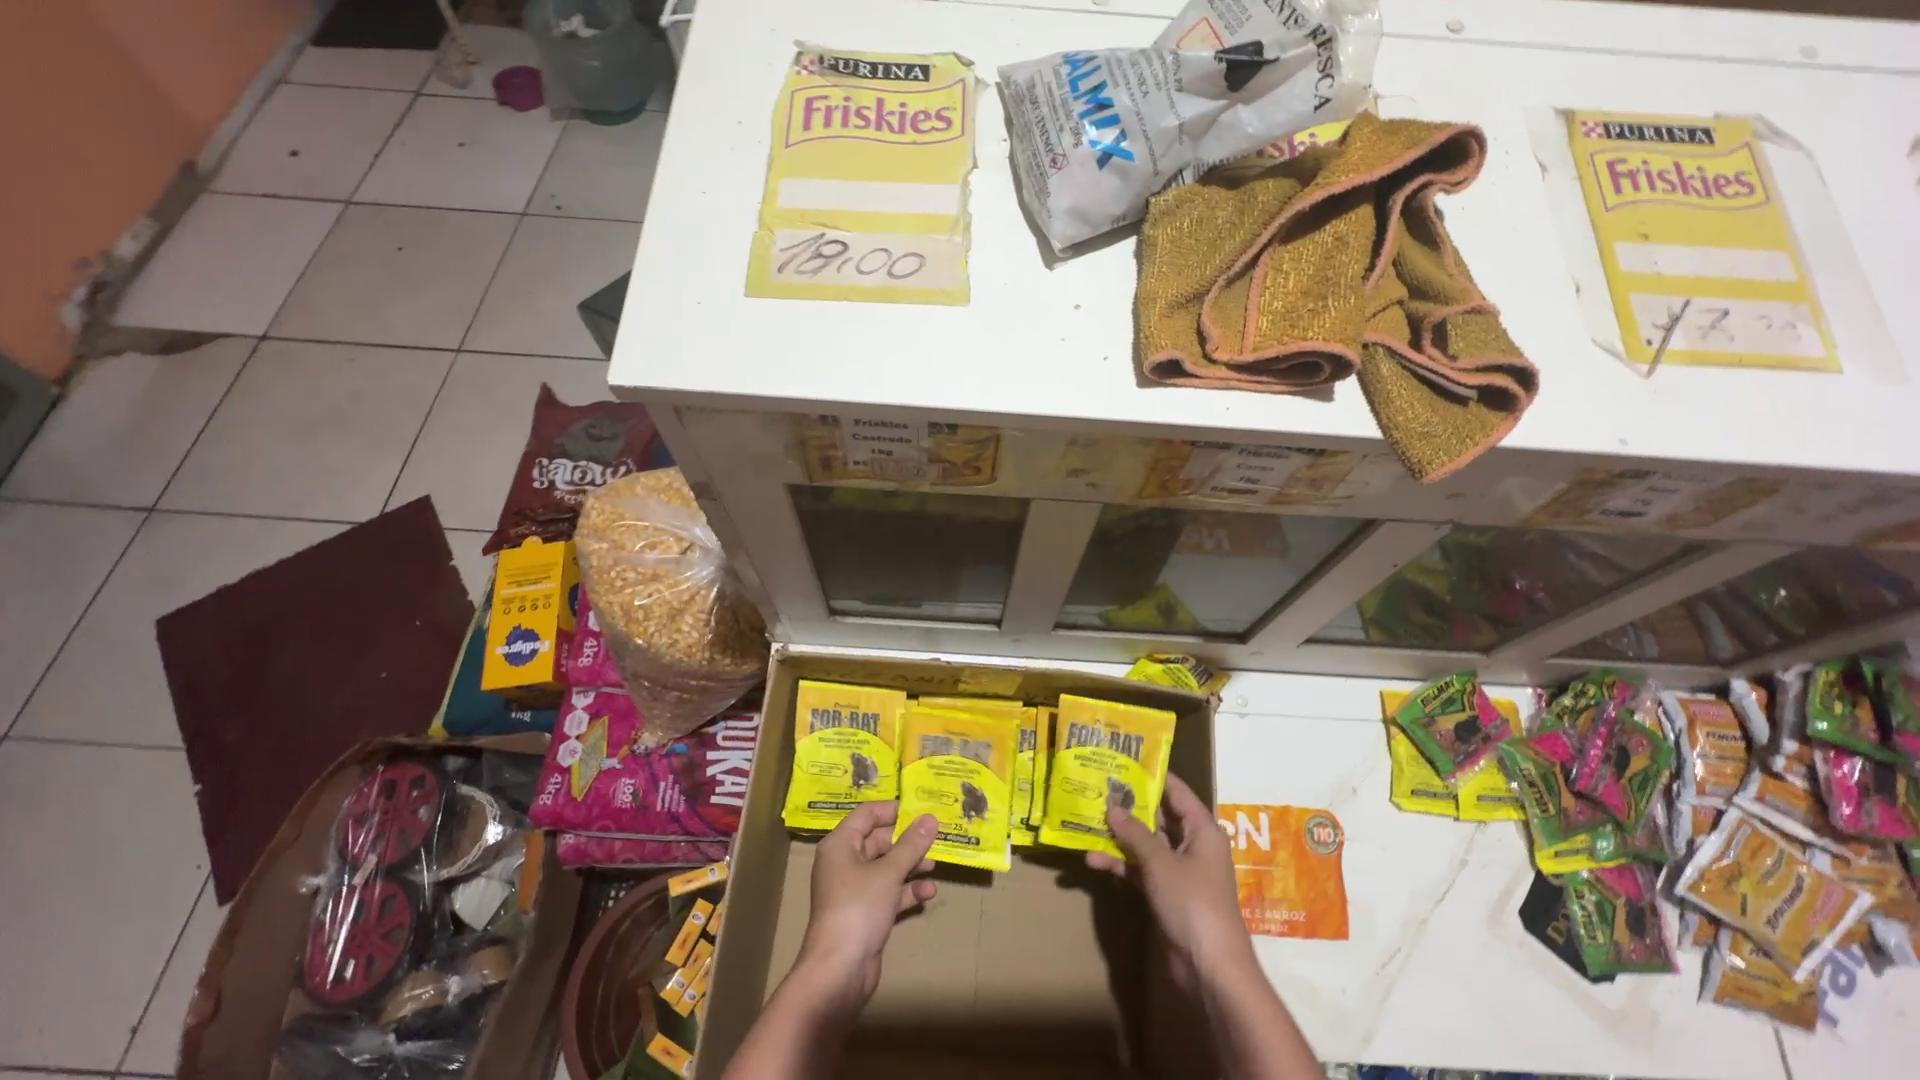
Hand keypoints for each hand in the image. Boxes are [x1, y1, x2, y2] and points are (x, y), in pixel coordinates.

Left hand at [795, 801, 938, 1007]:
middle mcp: (844, 862)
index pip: (867, 814)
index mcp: (840, 845)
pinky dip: (907, 890)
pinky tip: (928, 893)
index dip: (894, 810)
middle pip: (878, 840)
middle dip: (907, 839)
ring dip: (910, 865)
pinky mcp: (865, 912)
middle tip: (937, 836)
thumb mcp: (888, 872)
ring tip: (936, 863)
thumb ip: (911, 844)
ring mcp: (854, 889)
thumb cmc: (859, 908)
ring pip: (885, 867)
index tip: (923, 810)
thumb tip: (930, 818)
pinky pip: (888, 892)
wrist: (840, 968)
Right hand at [1086, 774, 1252, 983]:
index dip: (1153, 776)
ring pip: (1145, 845)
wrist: (1209, 964)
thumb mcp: (1161, 864)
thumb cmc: (1192, 902)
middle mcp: (1191, 845)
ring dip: (1119, 840)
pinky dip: (1120, 866)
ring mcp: (1178, 871)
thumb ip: (1135, 834)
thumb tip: (1112, 808)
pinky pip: (1140, 870)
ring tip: (1086, 825)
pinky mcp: (1165, 893)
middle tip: (1096, 790)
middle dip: (1128, 808)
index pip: (1177, 792)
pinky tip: (1093, 862)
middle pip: (1158, 818)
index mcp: (1202, 830)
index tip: (1124, 761)